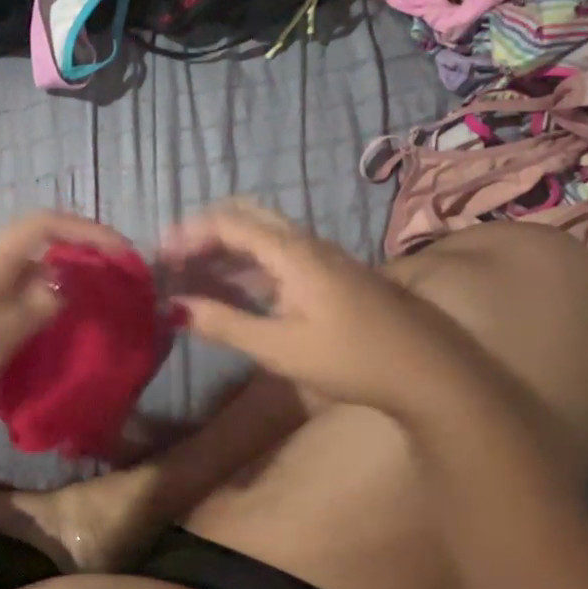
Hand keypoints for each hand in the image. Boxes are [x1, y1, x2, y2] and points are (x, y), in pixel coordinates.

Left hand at [0, 211, 131, 442]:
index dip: (85, 229)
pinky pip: (8, 304)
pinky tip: (51, 341)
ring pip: (24, 279)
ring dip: (61, 289)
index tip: (124, 256)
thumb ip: (23, 314)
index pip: (40, 225)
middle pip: (36, 249)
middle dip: (80, 261)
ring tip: (94, 318)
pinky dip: (37, 313)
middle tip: (117, 294)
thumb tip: (64, 284)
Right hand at [160, 202, 477, 418]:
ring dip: (227, 247)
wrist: (428, 371)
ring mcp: (324, 257)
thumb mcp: (280, 347)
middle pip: (248, 217)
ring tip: (193, 273)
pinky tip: (235, 289)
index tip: (159, 253)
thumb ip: (225, 324)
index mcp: (293, 253)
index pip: (231, 223)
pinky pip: (280, 254)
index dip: (190, 232)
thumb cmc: (351, 359)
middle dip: (206, 231)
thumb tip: (173, 306)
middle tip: (174, 256)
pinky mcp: (333, 275)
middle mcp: (308, 243)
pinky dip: (248, 263)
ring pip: (265, 235)